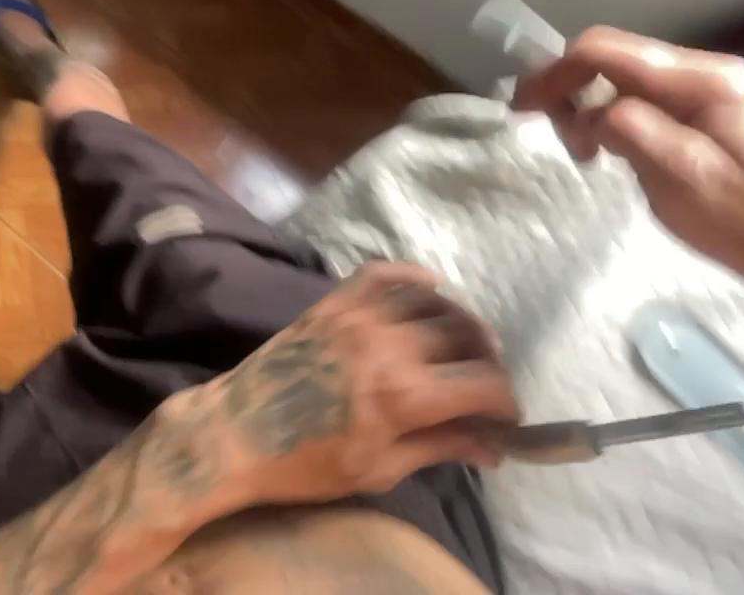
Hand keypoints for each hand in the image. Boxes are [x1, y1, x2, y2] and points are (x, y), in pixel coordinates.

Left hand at [202, 261, 517, 507]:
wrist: (236, 431)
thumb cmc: (308, 463)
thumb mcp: (380, 469)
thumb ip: (441, 448)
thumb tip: (494, 447)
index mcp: (404, 394)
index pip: (484, 384)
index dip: (507, 404)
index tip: (505, 420)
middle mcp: (386, 344)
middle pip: (464, 336)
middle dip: (488, 361)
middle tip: (486, 383)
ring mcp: (355, 316)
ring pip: (429, 300)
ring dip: (458, 319)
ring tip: (466, 343)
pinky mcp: (329, 304)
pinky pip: (378, 274)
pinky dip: (409, 275)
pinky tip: (429, 288)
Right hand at [512, 26, 743, 315]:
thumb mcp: (682, 176)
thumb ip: (630, 129)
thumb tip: (589, 113)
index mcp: (704, 80)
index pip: (603, 50)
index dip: (554, 73)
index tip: (523, 109)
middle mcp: (708, 73)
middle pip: (610, 60)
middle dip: (568, 91)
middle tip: (556, 137)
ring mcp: (711, 93)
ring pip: (621, 81)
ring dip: (588, 109)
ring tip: (587, 154)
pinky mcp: (708, 116)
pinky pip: (641, 101)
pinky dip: (611, 120)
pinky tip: (614, 152)